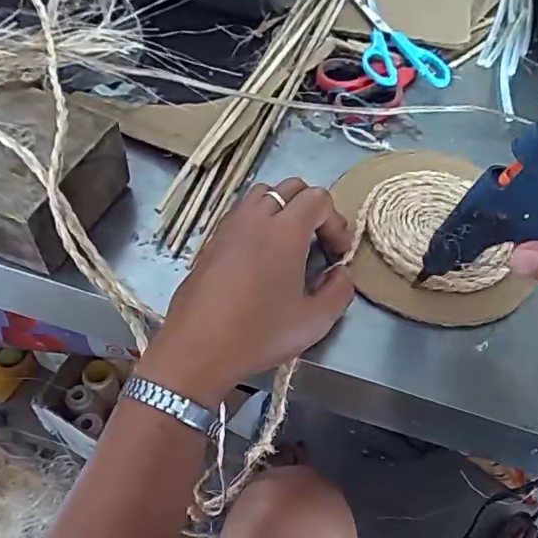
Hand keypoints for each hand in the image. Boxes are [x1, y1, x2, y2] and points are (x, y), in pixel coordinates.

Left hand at [135, 179, 355, 402]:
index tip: (337, 254)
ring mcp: (227, 228)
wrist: (197, 349)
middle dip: (311, 210)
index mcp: (285, 231)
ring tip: (288, 248)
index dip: (336, 222)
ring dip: (282, 212)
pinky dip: (257, 225)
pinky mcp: (209, 244)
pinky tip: (259, 262)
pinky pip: (239, 217)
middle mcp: (254, 218)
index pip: (319, 199)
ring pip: (261, 197)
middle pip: (290, 188)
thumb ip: (339, 291)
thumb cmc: (258, 336)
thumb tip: (340, 274)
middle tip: (318, 245)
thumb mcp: (314, 322)